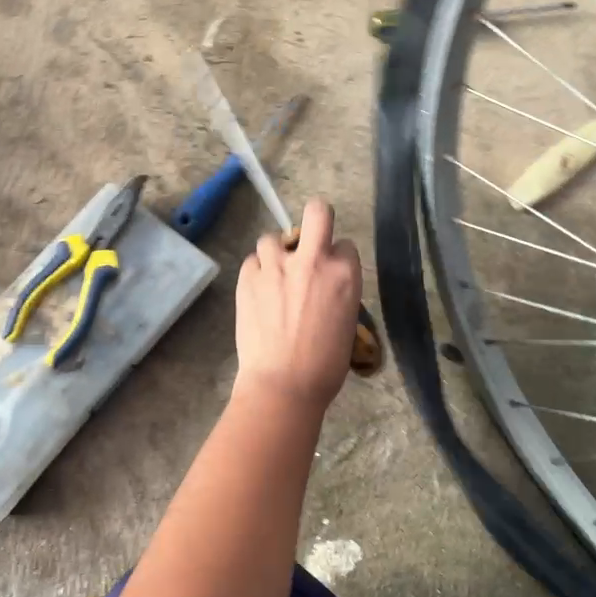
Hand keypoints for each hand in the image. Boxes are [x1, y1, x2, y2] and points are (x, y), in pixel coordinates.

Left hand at [232, 198, 362, 412]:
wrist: (283, 384)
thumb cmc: (324, 366)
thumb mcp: (347, 324)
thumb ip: (337, 293)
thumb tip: (324, 287)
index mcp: (344, 273)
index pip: (344, 245)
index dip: (336, 258)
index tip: (329, 274)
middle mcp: (311, 260)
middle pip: (317, 212)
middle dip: (315, 219)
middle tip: (307, 241)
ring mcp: (276, 267)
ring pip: (273, 238)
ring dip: (275, 254)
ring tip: (274, 277)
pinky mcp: (248, 278)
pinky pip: (252, 261)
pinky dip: (256, 272)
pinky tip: (258, 293)